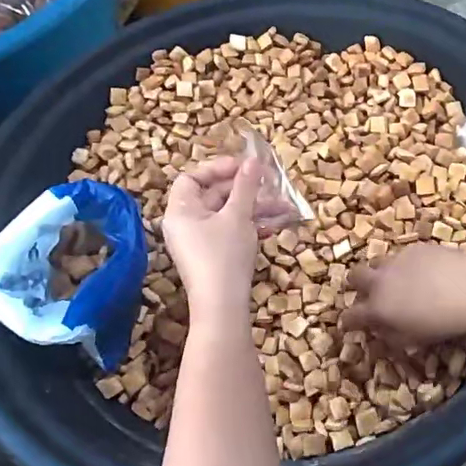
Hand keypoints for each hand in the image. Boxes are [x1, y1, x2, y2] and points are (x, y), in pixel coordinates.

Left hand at [163, 157, 264, 313]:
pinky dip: (250, 225)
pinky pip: (229, 231)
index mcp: (180, 210)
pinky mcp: (212, 255)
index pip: (192, 178)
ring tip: (284, 206)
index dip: (217, 169)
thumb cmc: (224, 255)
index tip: (244, 167)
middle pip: (213, 195)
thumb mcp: (238, 216)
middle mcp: (184, 223)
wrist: (222, 305)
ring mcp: (198, 241)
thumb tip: (253, 161)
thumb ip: (246, 186)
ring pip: (227, 214)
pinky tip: (276, 223)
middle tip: (270, 183)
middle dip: (245, 189)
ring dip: (255, 207)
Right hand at [342, 245, 465, 345]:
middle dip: (357, 285)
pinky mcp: (415, 248)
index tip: (351, 323)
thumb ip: (392, 336)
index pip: (351, 315)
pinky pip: (402, 255)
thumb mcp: (415, 339)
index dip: (349, 321)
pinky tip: (424, 272)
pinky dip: (405, 265)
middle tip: (371, 294)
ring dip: (380, 272)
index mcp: (378, 308)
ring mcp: (397, 260)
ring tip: (397, 281)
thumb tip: (381, 332)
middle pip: (354, 276)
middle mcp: (381, 280)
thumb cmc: (444, 323)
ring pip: (377, 261)